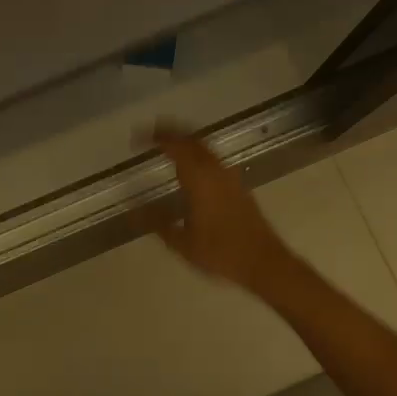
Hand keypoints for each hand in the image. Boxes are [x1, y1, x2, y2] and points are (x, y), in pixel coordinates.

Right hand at [150, 128, 295, 292]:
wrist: (263, 262)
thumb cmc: (220, 252)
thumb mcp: (182, 242)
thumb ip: (157, 222)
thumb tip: (133, 210)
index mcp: (200, 180)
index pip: (176, 146)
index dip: (157, 137)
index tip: (140, 138)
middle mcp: (216, 172)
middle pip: (193, 140)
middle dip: (172, 133)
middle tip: (153, 135)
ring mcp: (231, 178)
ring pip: (206, 149)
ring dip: (187, 143)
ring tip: (170, 147)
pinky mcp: (239, 187)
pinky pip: (214, 161)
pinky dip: (199, 156)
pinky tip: (193, 171)